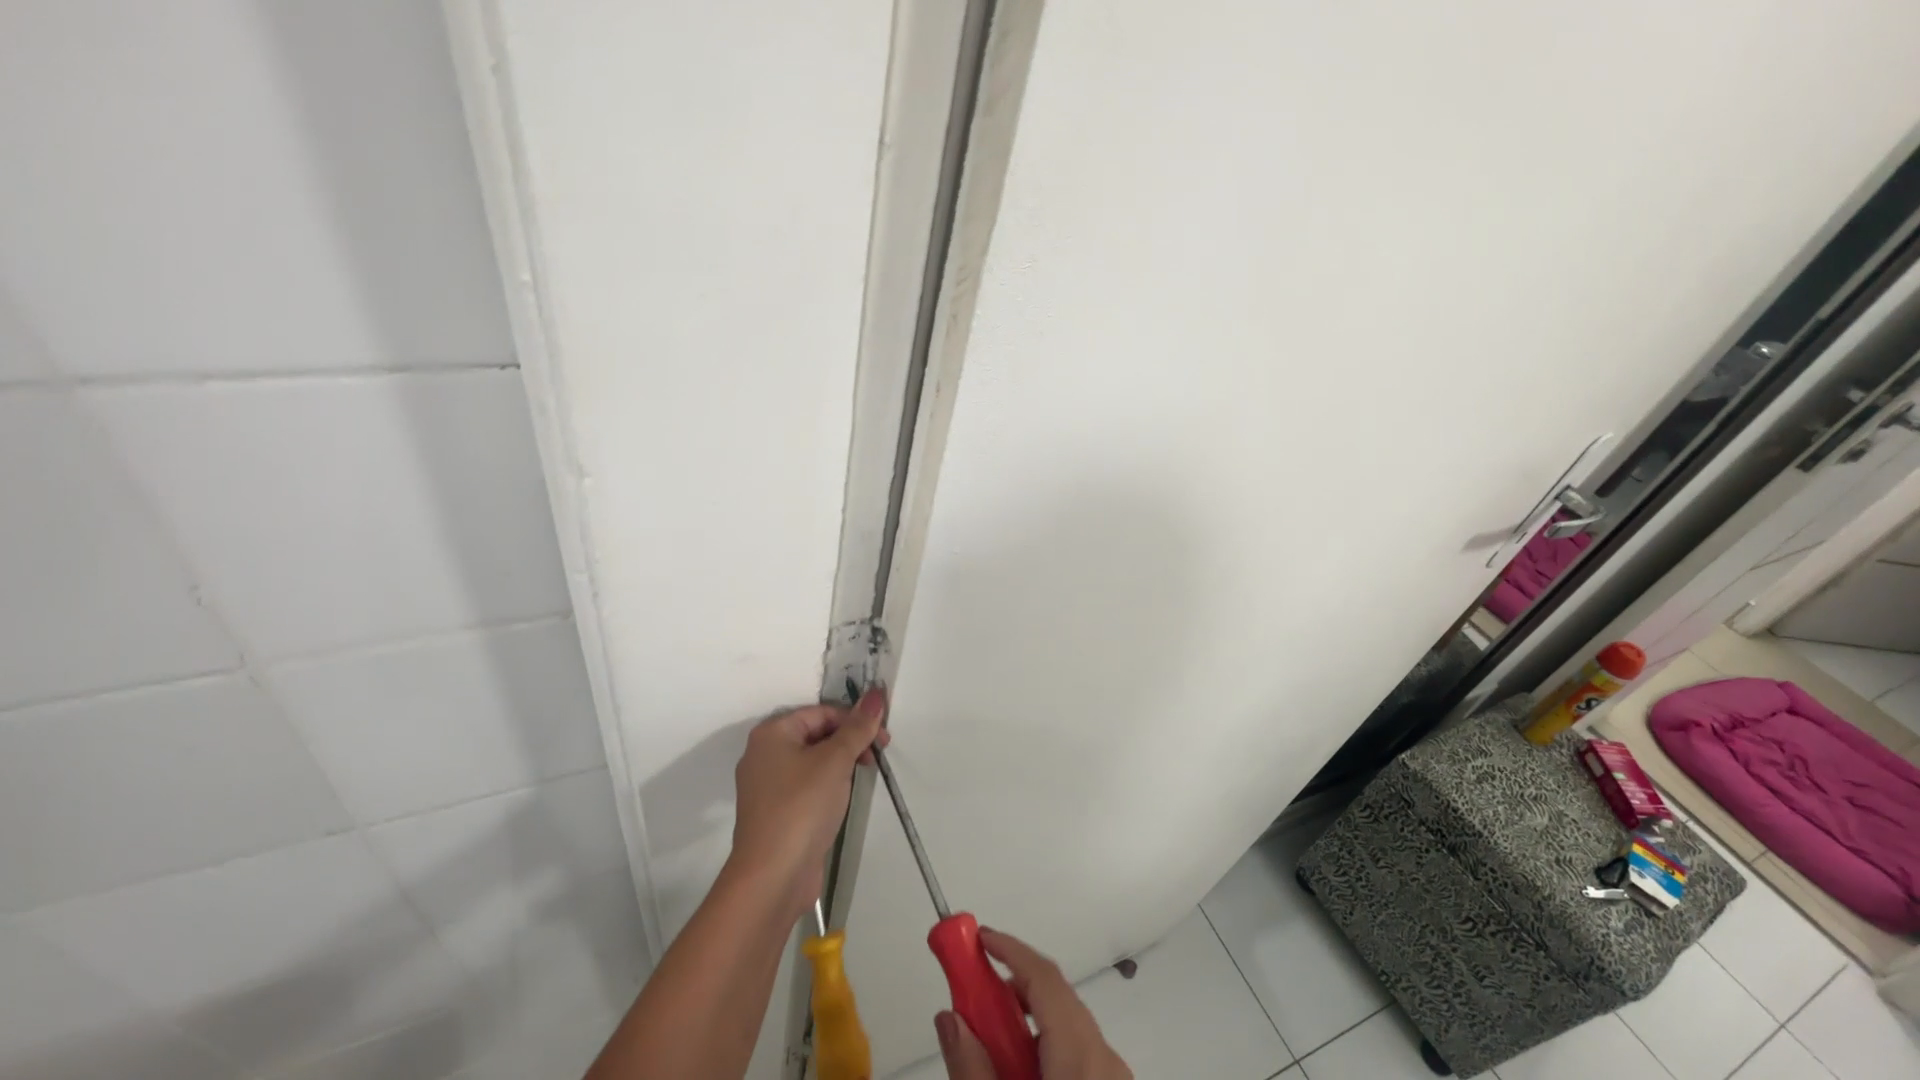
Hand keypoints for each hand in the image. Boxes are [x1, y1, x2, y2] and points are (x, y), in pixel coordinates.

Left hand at [727, 687, 888, 916]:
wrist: (773, 874)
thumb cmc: (802, 807)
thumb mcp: (835, 761)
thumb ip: (858, 727)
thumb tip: (876, 694)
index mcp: (771, 733)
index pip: (821, 712)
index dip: (854, 720)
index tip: (883, 739)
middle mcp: (763, 754)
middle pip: (815, 734)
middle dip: (849, 741)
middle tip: (876, 758)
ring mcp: (767, 785)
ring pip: (811, 761)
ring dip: (840, 763)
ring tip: (861, 778)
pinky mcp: (775, 811)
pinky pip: (805, 785)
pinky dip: (827, 785)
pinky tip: (841, 800)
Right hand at [935, 929, 1131, 1079]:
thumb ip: (972, 1067)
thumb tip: (949, 1018)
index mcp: (1082, 1056)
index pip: (1044, 978)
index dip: (1008, 949)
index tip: (972, 936)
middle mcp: (1107, 1058)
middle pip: (1055, 999)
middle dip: (1009, 988)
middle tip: (968, 993)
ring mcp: (1115, 1075)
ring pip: (1066, 1026)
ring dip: (1025, 1020)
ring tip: (988, 1040)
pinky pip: (1077, 1051)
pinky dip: (1044, 1044)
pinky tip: (1019, 1067)